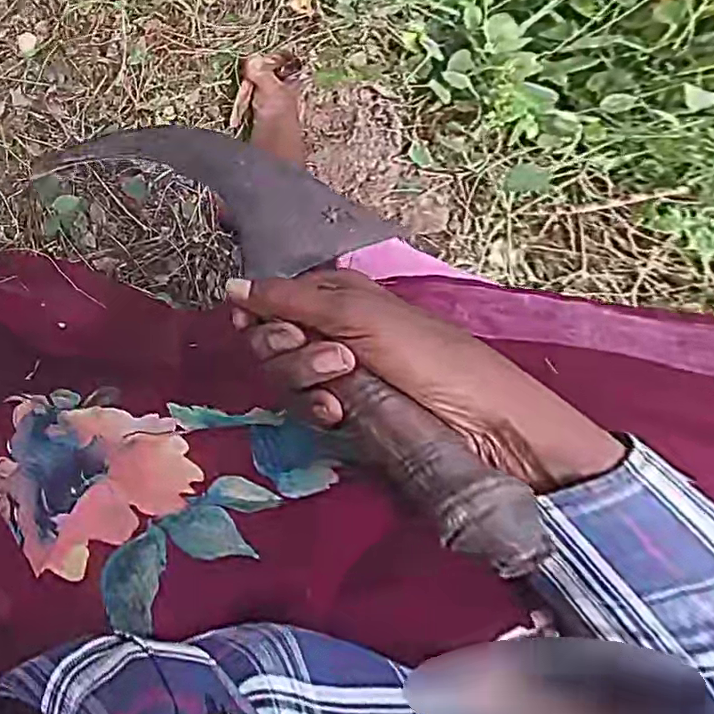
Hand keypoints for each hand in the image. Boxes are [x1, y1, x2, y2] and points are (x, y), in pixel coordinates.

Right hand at [229, 269, 625, 492]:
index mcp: (327, 295)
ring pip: (276, 370)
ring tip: (345, 379)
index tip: (254, 321)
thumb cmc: (427, 354)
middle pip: (263, 335)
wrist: (485, 425)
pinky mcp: (334, 409)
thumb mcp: (354, 311)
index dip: (255, 312)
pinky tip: (339, 410)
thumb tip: (228, 288)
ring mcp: (327, 372)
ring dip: (303, 374)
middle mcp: (321, 329)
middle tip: (326, 353)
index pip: (264, 298)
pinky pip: (297, 404)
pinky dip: (313, 405)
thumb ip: (285, 298)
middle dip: (283, 345)